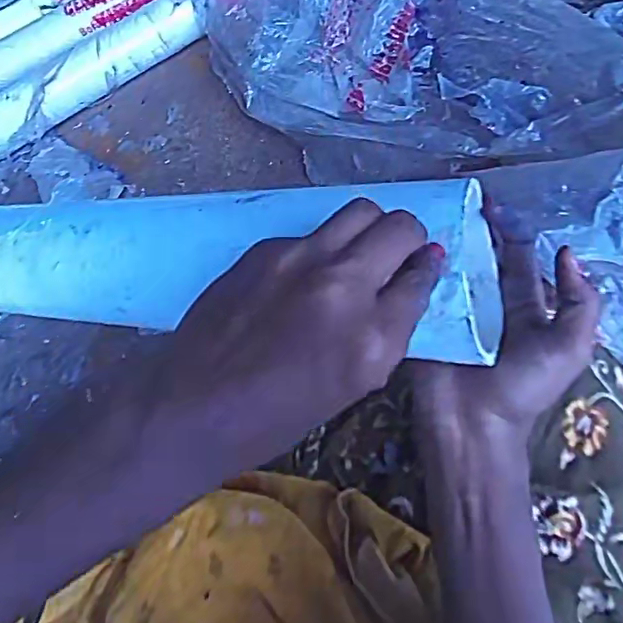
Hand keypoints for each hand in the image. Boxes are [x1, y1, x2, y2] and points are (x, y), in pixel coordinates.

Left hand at [154, 197, 443, 468]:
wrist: (194, 405)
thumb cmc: (280, 412)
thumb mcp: (354, 382)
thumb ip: (390, 326)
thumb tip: (414, 275)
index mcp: (371, 337)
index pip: (421, 276)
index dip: (427, 267)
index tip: (424, 264)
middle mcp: (341, 285)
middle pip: (399, 226)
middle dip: (408, 236)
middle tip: (396, 255)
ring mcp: (300, 258)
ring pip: (359, 211)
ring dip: (370, 228)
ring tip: (356, 254)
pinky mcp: (266, 247)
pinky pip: (313, 231)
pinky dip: (322, 247)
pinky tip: (302, 278)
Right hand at [414, 203, 600, 445]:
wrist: (473, 426)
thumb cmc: (524, 389)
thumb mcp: (570, 348)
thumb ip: (582, 304)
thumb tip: (566, 252)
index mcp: (523, 300)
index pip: (515, 251)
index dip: (508, 225)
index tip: (489, 204)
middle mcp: (488, 296)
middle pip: (479, 249)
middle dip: (470, 223)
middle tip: (453, 197)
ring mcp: (454, 305)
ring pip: (449, 261)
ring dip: (441, 237)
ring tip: (427, 212)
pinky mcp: (426, 315)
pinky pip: (422, 283)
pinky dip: (417, 263)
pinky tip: (407, 242)